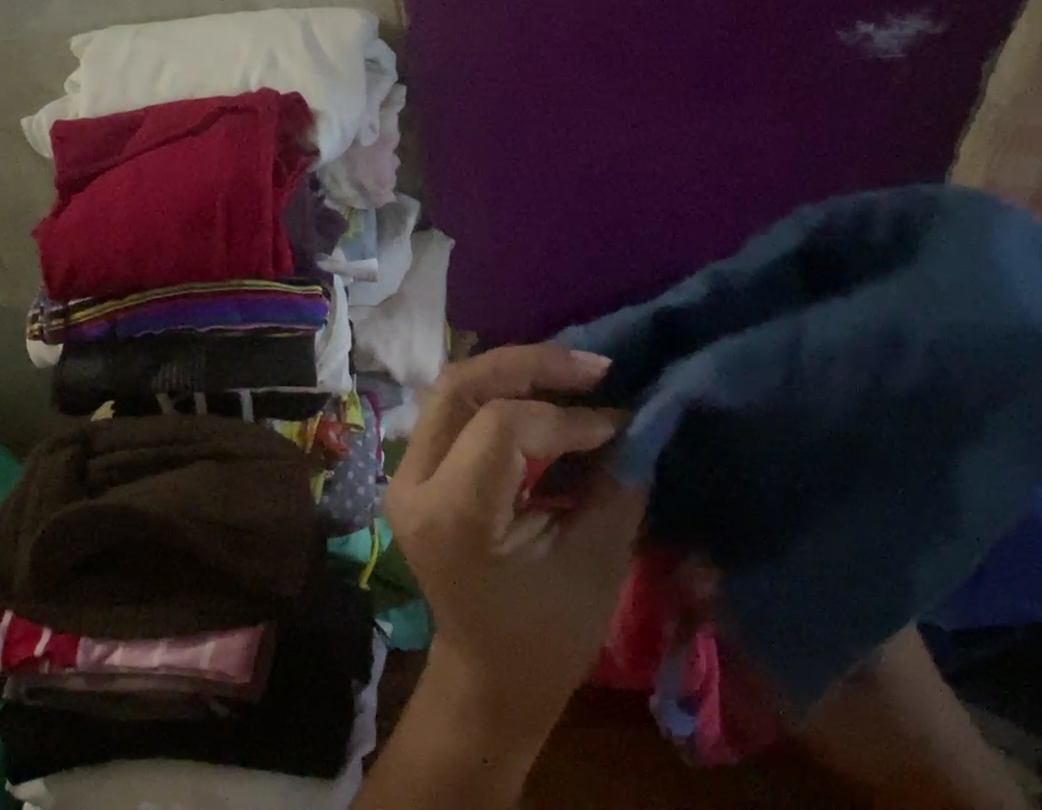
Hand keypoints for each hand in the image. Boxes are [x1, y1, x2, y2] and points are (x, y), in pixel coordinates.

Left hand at [385, 344, 645, 734]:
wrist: (489, 677)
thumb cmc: (547, 635)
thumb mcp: (596, 561)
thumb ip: (616, 481)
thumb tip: (636, 415)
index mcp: (453, 516)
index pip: (502, 425)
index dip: (567, 417)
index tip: (618, 427)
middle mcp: (413, 485)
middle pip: (461, 385)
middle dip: (532, 365)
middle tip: (596, 368)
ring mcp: (406, 475)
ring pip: (454, 388)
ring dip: (517, 371)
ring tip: (577, 375)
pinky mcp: (417, 471)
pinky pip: (457, 409)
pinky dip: (504, 392)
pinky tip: (550, 395)